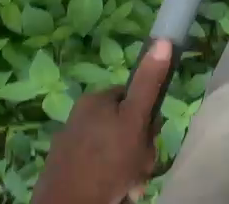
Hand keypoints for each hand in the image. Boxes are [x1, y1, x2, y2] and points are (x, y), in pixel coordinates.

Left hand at [33, 40, 173, 203]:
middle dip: (139, 146)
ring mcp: (69, 147)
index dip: (147, 117)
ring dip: (128, 166)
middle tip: (141, 164)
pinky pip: (97, 169)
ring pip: (113, 149)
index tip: (151, 136)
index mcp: (94, 100)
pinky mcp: (65, 172)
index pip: (132, 97)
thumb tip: (163, 40)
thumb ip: (148, 83)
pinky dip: (110, 179)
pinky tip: (116, 192)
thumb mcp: (135, 119)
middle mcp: (78, 117)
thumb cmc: (106, 161)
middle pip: (123, 125)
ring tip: (131, 184)